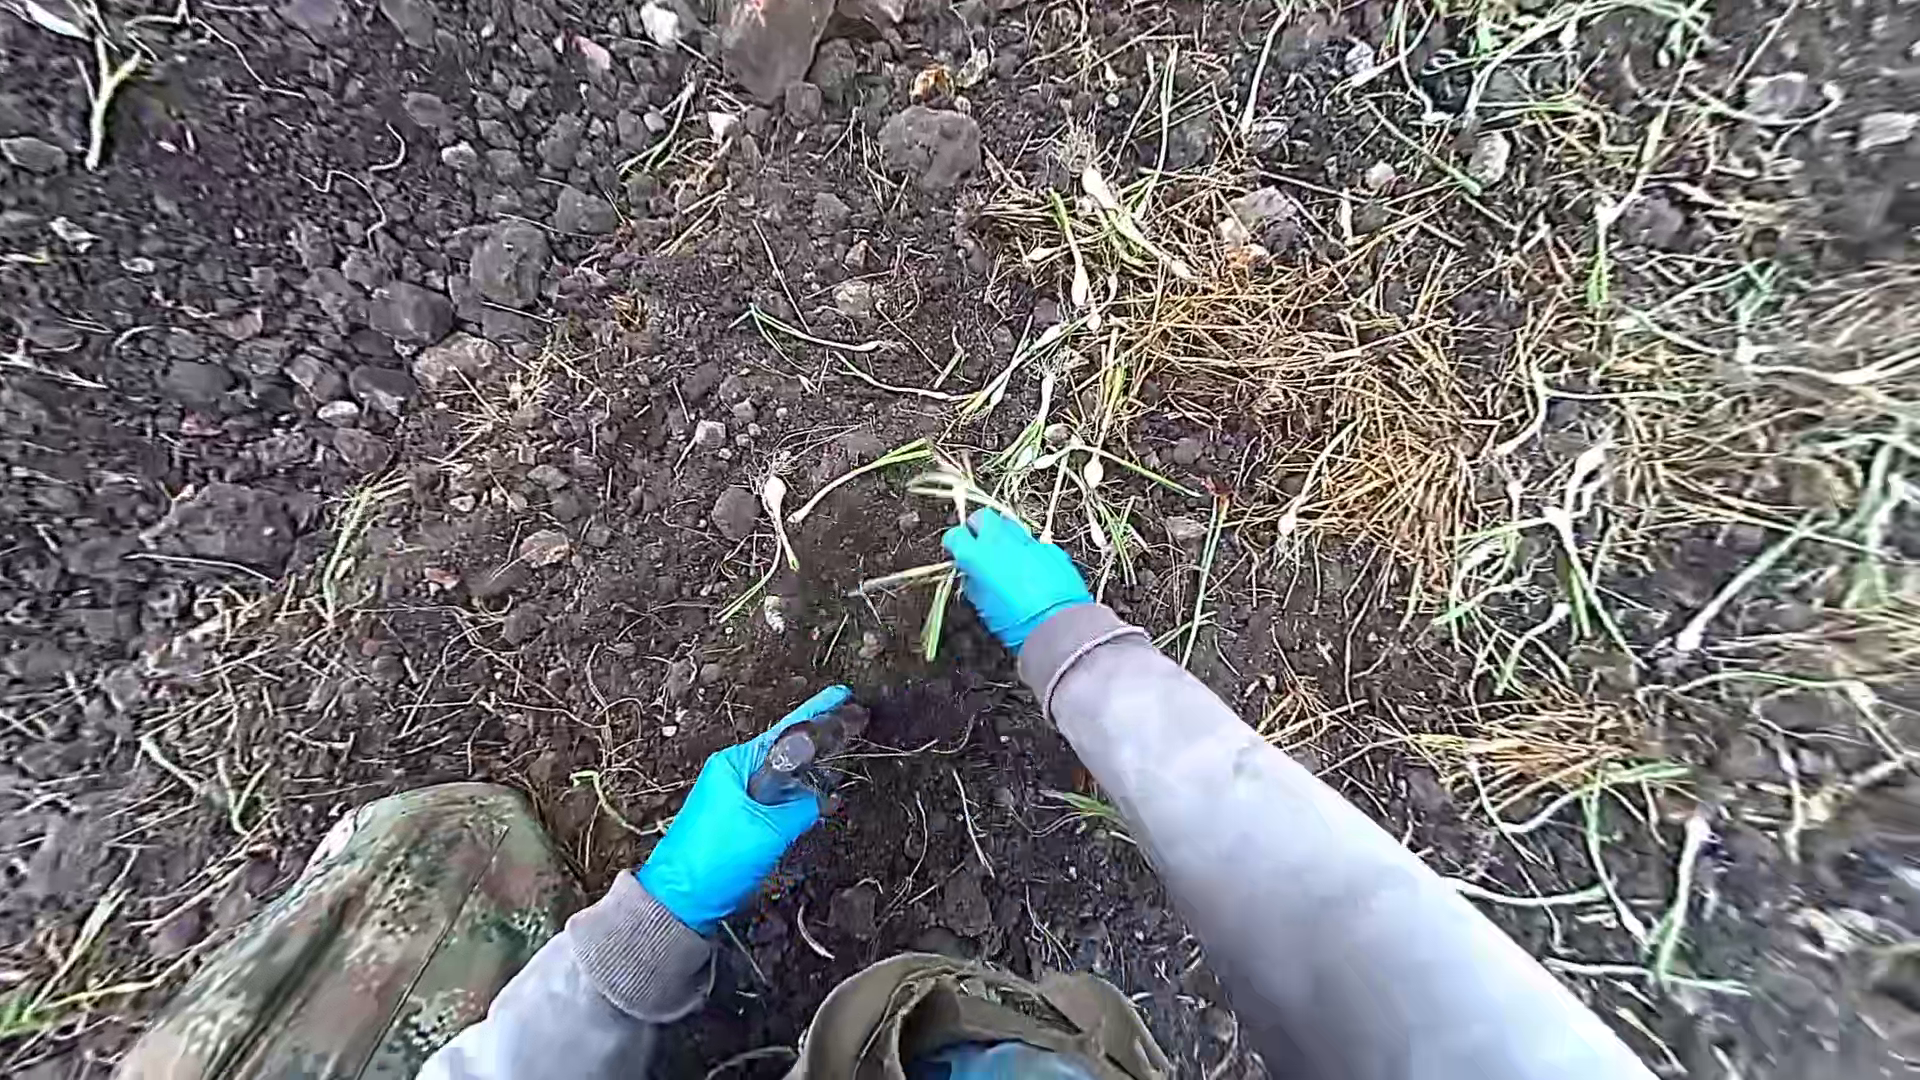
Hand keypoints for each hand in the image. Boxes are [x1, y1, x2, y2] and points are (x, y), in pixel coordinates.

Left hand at [636, 685, 850, 932]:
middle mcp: (734, 770)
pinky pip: (772, 796)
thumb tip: (825, 799)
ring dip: (807, 775)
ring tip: (837, 765)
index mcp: (736, 763)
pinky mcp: (736, 813)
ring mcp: (733, 791)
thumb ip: (803, 808)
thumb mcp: (770, 831)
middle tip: (849, 729)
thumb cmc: (713, 861)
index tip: (842, 695)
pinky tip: (816, 800)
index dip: (817, 711)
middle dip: (818, 742)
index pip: (786, 728)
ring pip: (781, 774)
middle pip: (786, 748)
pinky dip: (794, 797)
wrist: (677, 904)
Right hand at [941, 508, 1091, 652]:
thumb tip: (972, 574)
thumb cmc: (1017, 623)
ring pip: (1008, 524)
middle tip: (979, 547)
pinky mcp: (1049, 548)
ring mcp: (1027, 542)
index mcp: (977, 555)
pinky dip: (1027, 550)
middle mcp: (1001, 541)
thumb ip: (973, 583)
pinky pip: (1032, 542)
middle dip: (978, 528)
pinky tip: (1030, 569)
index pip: (956, 535)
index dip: (955, 544)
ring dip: (1003, 536)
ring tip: (1004, 557)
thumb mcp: (983, 607)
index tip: (958, 552)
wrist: (1058, 625)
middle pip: (982, 517)